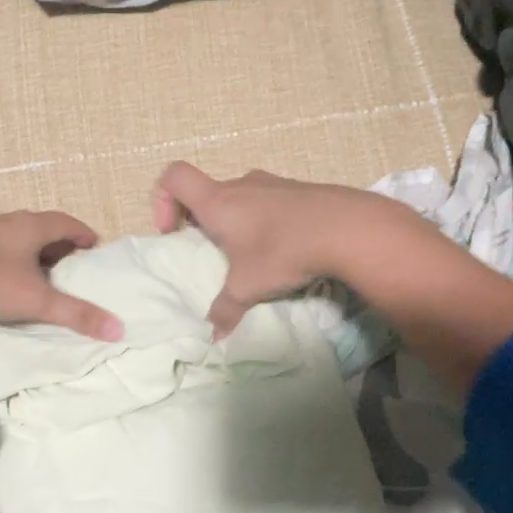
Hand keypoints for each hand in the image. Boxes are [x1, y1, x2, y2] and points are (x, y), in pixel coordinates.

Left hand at [0, 211, 124, 340]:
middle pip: (37, 227)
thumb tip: (118, 329)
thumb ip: (77, 315)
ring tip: (37, 274)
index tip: (94, 246)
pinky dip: (3, 261)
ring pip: (10, 238)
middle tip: (70, 264)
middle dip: (56, 244)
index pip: (64, 222)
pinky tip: (0, 281)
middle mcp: (1, 223)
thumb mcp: (36, 302)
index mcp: (27, 226)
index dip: (82, 233)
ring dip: (27, 252)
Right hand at [151, 162, 404, 336]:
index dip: (163, 200)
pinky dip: (266, 223)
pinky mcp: (301, 191)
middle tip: (214, 254)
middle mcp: (242, 185)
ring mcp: (273, 184)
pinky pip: (269, 203)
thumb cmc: (283, 252)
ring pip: (240, 198)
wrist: (349, 229)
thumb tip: (214, 336)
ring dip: (237, 223)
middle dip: (202, 222)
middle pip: (207, 193)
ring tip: (252, 256)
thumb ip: (224, 310)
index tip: (173, 232)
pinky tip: (284, 249)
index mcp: (218, 201)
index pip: (174, 176)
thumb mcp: (247, 288)